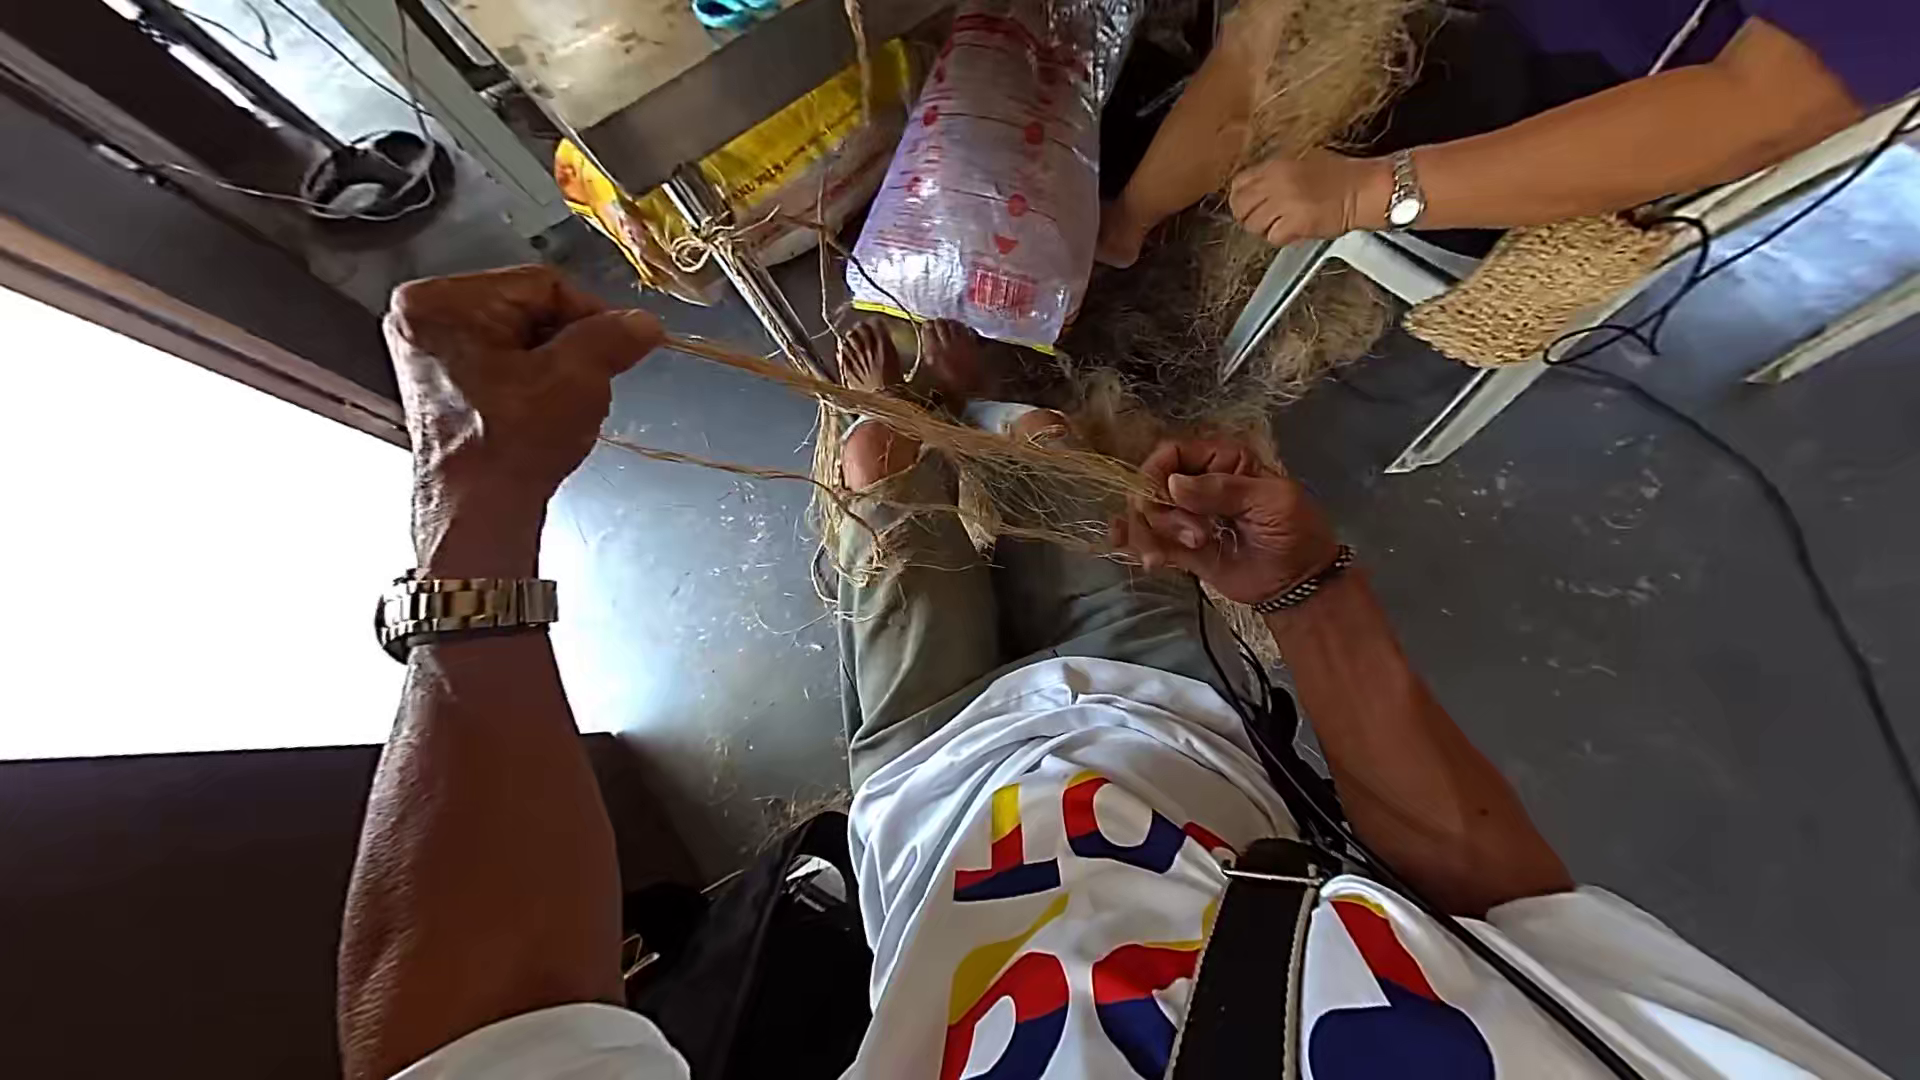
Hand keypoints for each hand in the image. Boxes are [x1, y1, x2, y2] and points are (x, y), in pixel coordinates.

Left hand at [385, 264, 662, 572]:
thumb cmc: (518, 439)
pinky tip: (548, 407)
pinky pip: (507, 357)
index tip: (618, 352)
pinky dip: (538, 377)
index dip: (593, 316)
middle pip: (531, 308)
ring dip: (559, 363)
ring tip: (567, 401)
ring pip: (523, 335)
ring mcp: (431, 348)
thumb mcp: (578, 379)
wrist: (481, 503)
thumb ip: (613, 339)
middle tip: (591, 382)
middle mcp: (425, 315)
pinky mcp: (445, 378)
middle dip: (572, 344)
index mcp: (446, 301)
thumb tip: (647, 321)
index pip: (545, 284)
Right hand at [1110, 437, 1339, 604]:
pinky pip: (1145, 538)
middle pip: (1149, 486)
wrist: (1298, 584)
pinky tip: (1134, 551)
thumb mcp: (1273, 502)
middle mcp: (1195, 485)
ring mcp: (1183, 517)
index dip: (1155, 473)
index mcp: (1220, 462)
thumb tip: (1173, 484)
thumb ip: (1224, 489)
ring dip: (1148, 535)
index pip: (1170, 453)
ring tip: (1170, 556)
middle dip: (1159, 514)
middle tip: (1195, 538)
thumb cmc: (1297, 533)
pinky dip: (1134, 542)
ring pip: (1143, 515)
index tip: (1160, 498)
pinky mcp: (1176, 546)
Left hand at [1227, 149, 1390, 247]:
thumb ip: (1274, 174)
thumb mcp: (1303, 161)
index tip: (1249, 205)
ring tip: (1285, 222)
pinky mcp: (1295, 222)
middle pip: (1240, 208)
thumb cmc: (1339, 176)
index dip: (1240, 198)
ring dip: (1266, 229)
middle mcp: (1277, 182)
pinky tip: (1297, 229)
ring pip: (1254, 226)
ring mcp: (1285, 202)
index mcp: (1277, 164)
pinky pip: (1273, 237)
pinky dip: (1283, 237)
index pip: (1238, 184)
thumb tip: (1252, 189)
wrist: (1365, 189)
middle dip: (1248, 217)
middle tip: (1265, 219)